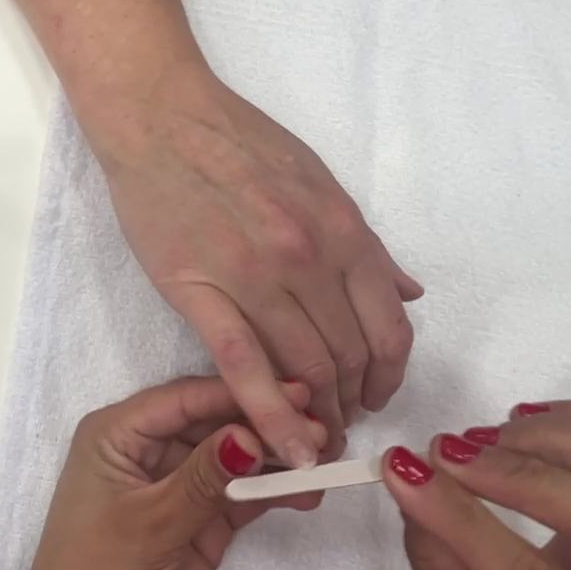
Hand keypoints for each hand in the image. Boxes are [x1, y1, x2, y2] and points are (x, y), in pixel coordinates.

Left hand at [0, 378, 324, 569]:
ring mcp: (176, 482)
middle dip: (264, 424)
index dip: (237, 392)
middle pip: (213, 422)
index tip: (295, 392)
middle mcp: (148, 447)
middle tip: (321, 428)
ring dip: (274, 458)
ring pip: (232, 456)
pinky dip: (271, 492)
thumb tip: (252, 434)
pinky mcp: (198, 518)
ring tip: (326, 457)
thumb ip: (203, 480)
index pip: (185, 399)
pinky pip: (239, 494)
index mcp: (118, 432)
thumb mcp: (149, 525)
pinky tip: (307, 491)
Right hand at [87, 69, 421, 467]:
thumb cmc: (237, 141)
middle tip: (338, 422)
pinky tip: (286, 451)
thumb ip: (365, 243)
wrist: (160, 118)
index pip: (388, 327)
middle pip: (348, 356)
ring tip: (313, 436)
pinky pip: (242, 365)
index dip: (389, 376)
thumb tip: (410, 292)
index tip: (374, 397)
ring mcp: (253, 276)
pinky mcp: (197, 290)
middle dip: (351, 402)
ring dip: (317, 414)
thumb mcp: (317, 179)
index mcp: (343, 228)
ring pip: (303, 369)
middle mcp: (309, 257)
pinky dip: (270, 416)